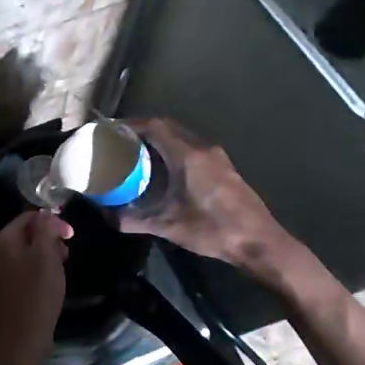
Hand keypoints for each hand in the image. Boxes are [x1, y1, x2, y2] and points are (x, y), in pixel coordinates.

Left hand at [0, 209, 71, 360]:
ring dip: (48, 254)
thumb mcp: (45, 255)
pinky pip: (27, 267)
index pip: (28, 216)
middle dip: (50, 238)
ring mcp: (2, 270)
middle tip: (66, 253)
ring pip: (29, 251)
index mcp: (5, 240)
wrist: (22, 336)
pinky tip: (52, 280)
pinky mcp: (9, 286)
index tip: (70, 234)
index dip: (51, 220)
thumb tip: (46, 212)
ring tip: (62, 268)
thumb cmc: (37, 293)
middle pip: (28, 233)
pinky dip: (41, 268)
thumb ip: (46, 229)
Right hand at [120, 119, 297, 281]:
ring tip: (139, 154)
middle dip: (144, 130)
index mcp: (187, 156)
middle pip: (169, 127)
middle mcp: (203, 148)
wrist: (257, 240)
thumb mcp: (167, 227)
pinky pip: (194, 147)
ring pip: (183, 136)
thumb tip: (107, 216)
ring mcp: (217, 156)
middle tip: (122, 142)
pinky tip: (166, 169)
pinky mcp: (225, 167)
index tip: (113, 130)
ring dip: (161, 139)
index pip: (155, 126)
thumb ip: (133, 221)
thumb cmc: (212, 230)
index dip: (132, 124)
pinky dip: (176, 149)